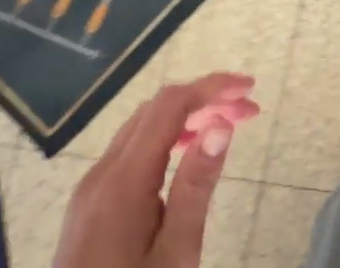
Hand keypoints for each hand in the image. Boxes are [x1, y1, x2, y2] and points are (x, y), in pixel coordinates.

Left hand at [53, 73, 259, 267]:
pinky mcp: (90, 204)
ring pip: (142, 127)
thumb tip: (221, 124)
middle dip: (205, 99)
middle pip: (156, 110)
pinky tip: (189, 152)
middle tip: (248, 111)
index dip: (211, 88)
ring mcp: (91, 189)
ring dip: (187, 116)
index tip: (249, 89)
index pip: (170, 106)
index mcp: (122, 181)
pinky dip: (166, 136)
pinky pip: (131, 150)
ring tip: (228, 126)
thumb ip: (196, 185)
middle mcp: (101, 173)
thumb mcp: (176, 252)